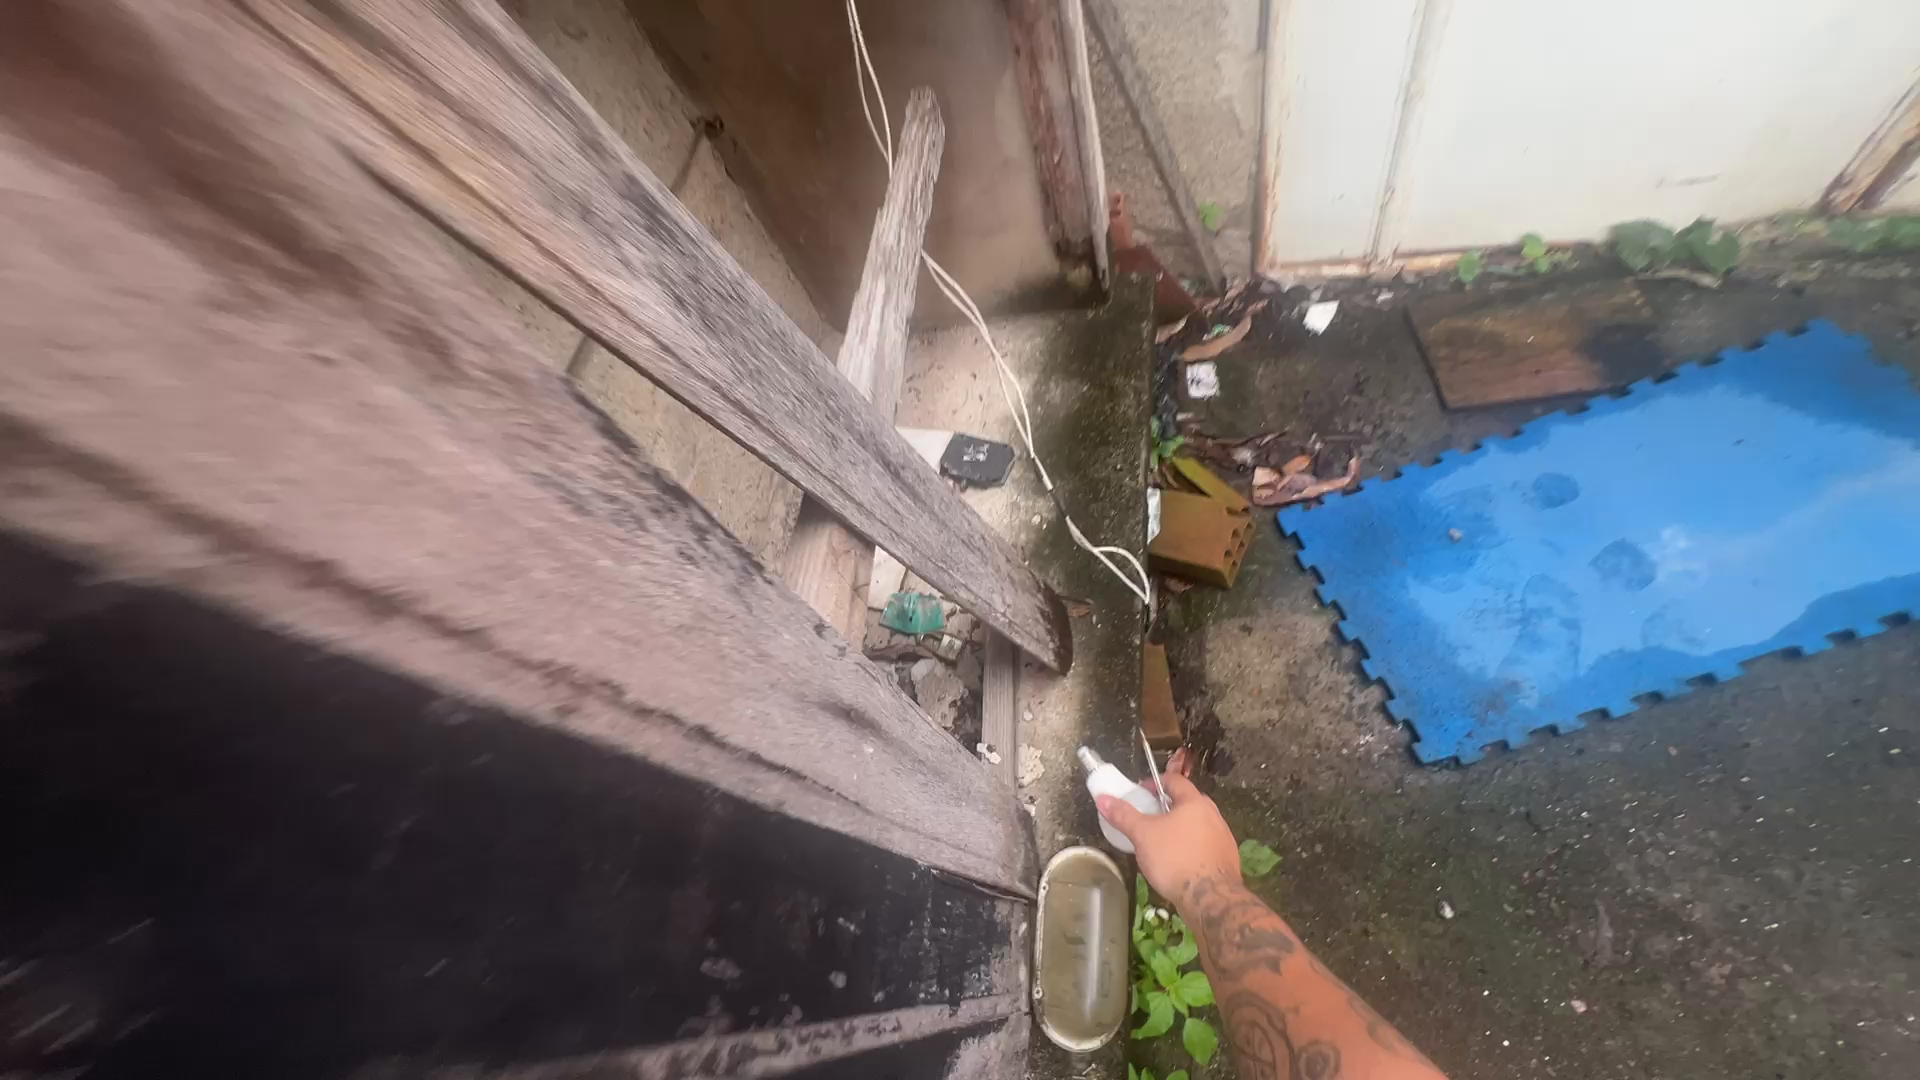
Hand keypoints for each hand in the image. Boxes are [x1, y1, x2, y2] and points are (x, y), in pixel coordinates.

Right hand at [1096, 748, 1240, 907]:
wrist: (1210, 900)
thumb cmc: (1175, 859)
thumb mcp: (1142, 835)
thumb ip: (1123, 816)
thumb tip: (1103, 799)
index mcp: (1194, 803)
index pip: (1175, 781)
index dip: (1156, 782)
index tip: (1142, 791)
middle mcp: (1213, 816)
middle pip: (1188, 802)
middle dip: (1168, 807)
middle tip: (1149, 816)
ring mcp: (1223, 838)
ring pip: (1198, 825)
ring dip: (1181, 828)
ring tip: (1161, 841)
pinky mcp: (1227, 860)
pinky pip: (1205, 845)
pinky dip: (1191, 847)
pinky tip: (1179, 862)